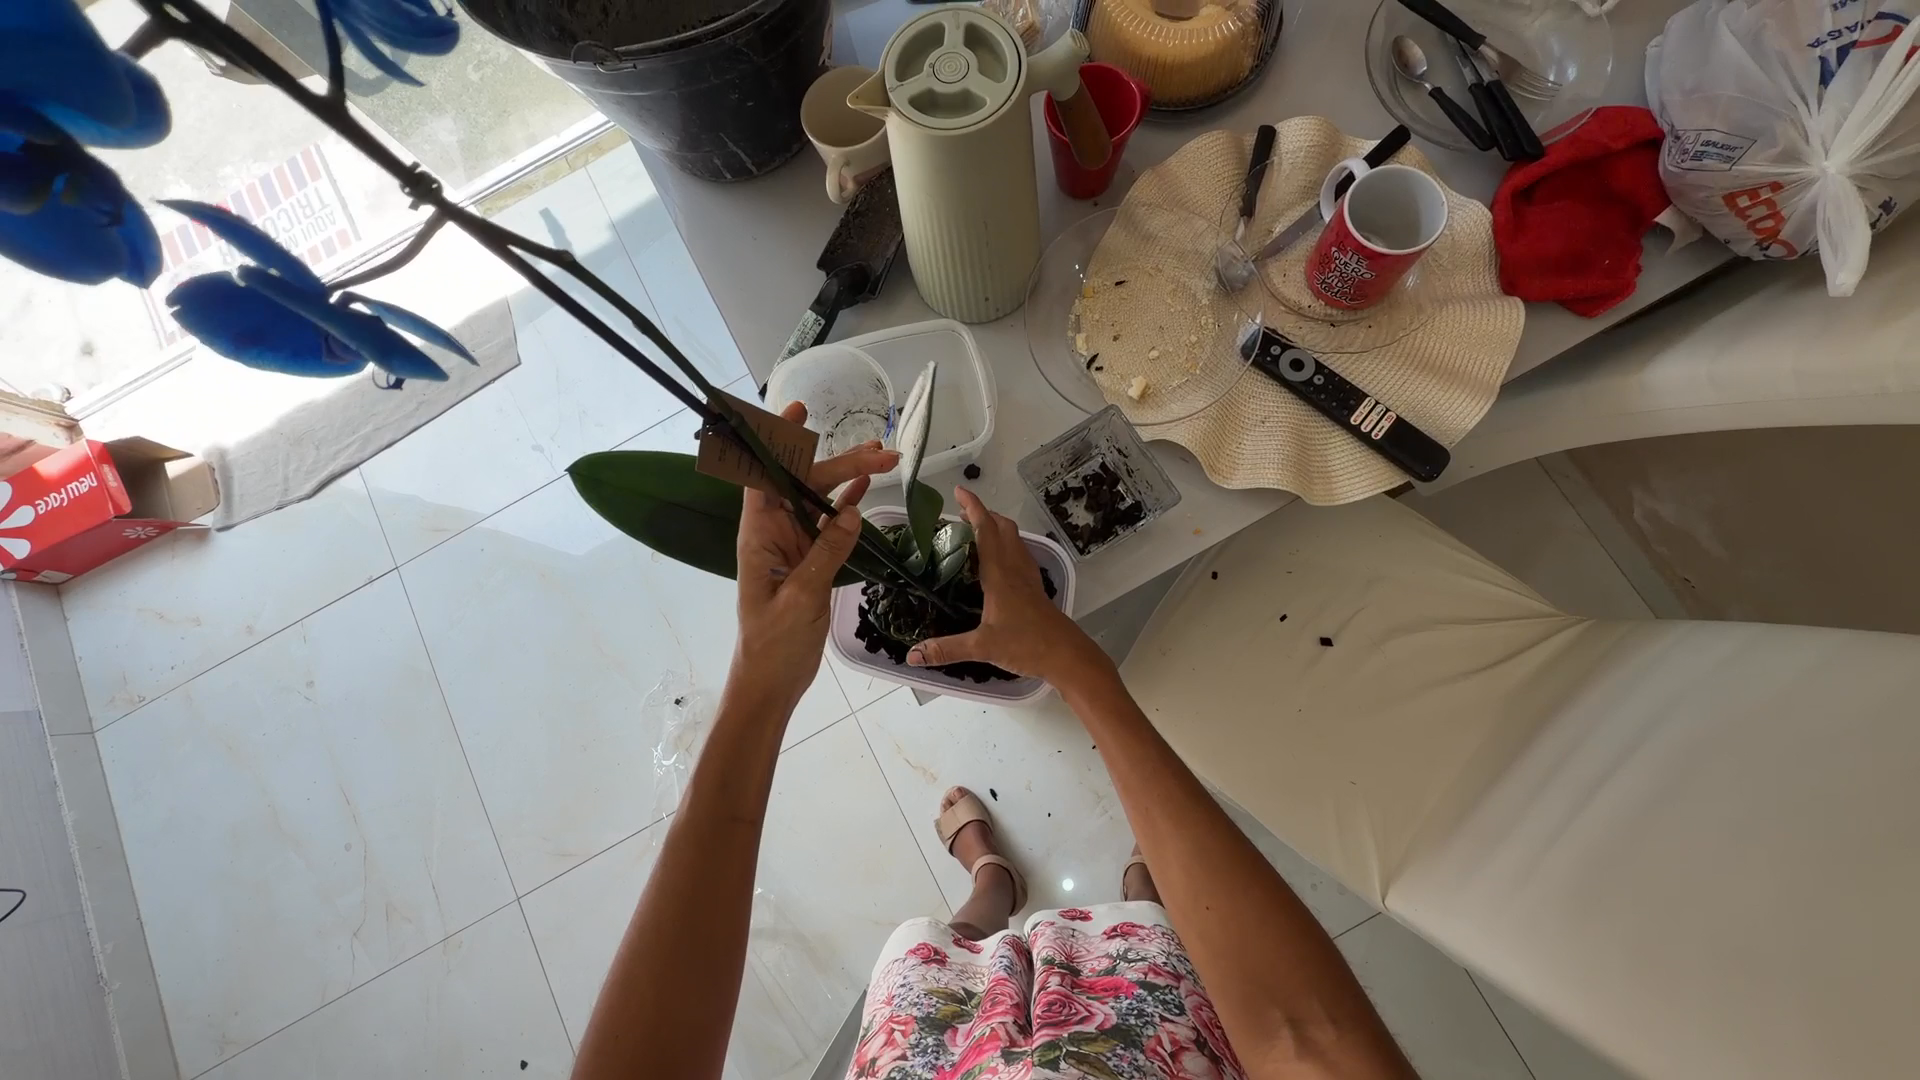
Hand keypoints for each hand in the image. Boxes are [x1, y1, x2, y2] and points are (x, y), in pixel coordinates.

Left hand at [733, 402, 898, 710]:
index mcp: (759, 535)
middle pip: (805, 483)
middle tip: (882, 451)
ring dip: (850, 479)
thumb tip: (855, 512)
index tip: (797, 412)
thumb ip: (825, 554)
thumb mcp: (800, 598)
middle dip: (841, 463)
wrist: (772, 679)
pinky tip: (866, 488)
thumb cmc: (773, 644)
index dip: (778, 441)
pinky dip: (848, 503)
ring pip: (821, 499)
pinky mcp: (811, 559)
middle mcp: (775, 531)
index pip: (763, 474)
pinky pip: (830, 523)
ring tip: (885, 458)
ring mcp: (794, 544)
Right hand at [906, 486, 1107, 682]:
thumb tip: (912, 655)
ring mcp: (1028, 577)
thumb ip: (946, 649)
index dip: (973, 507)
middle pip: (1002, 528)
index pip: (985, 530)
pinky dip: (1006, 545)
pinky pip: (1019, 555)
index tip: (959, 491)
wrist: (1067, 655)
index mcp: (1000, 574)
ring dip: (996, 527)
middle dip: (983, 513)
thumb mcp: (982, 647)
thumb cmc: (1027, 645)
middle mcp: (1015, 568)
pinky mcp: (1036, 588)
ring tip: (975, 530)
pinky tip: (997, 561)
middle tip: (960, 512)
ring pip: (1014, 539)